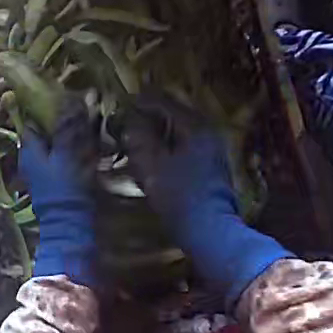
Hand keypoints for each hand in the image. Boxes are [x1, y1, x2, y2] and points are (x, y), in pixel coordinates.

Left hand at [19, 104, 96, 283]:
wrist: (70, 225)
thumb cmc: (65, 188)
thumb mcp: (67, 154)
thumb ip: (68, 127)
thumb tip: (72, 99)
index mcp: (29, 149)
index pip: (31, 120)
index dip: (44, 107)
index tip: (63, 97)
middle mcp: (30, 159)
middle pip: (44, 132)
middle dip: (59, 121)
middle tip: (81, 109)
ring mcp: (41, 172)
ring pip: (53, 145)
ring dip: (67, 136)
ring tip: (88, 125)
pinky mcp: (54, 182)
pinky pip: (61, 158)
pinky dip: (72, 151)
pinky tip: (88, 147)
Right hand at [121, 93, 289, 305]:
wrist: (210, 230)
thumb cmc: (178, 196)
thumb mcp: (150, 165)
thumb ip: (138, 137)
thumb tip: (129, 120)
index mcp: (194, 126)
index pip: (163, 102)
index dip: (139, 102)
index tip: (120, 106)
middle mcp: (207, 131)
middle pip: (174, 114)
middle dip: (149, 116)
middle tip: (125, 121)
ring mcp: (212, 148)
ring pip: (179, 130)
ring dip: (157, 131)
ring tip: (135, 137)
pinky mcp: (211, 165)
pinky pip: (185, 144)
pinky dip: (167, 145)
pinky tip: (153, 155)